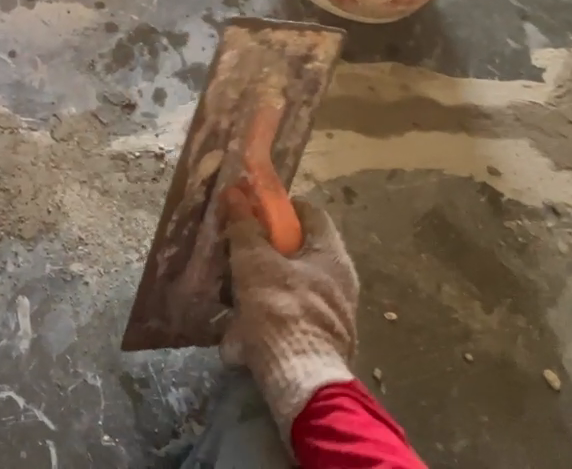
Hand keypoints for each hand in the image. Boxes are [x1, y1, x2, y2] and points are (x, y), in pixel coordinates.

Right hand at [218, 188, 359, 435]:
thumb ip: (245, 226)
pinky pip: (290, 312)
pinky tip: (241, 321)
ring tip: (231, 285)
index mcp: (332, 256)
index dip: (279, 205)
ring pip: (292, 282)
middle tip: (236, 246)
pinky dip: (267, 310)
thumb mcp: (253, 260)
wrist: (299, 378)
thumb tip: (235, 193)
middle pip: (299, 249)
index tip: (251, 209)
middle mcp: (340, 282)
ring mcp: (332, 313)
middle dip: (265, 246)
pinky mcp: (321, 338)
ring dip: (262, 279)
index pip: (310, 213)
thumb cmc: (280, 308)